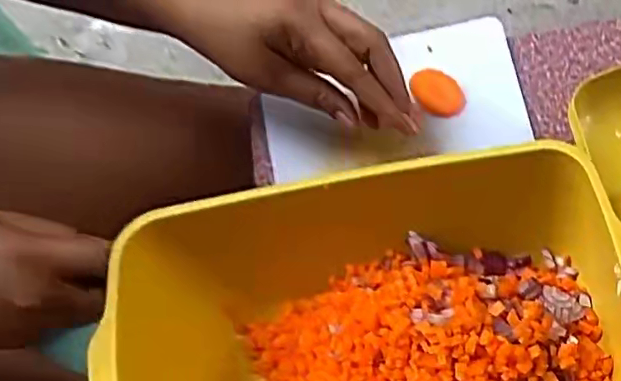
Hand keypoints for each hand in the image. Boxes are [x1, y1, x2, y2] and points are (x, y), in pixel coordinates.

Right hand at [0, 205, 107, 350]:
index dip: (111, 251)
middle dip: (102, 279)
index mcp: (30, 258)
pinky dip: (59, 310)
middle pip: (106, 292)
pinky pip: (62, 323)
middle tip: (85, 264)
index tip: (114, 246)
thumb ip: (42, 230)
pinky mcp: (31, 343)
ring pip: (89, 312)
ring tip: (53, 277)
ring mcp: (39, 325)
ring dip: (84, 296)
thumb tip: (86, 243)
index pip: (101, 257)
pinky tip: (25, 295)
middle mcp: (43, 297)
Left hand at [145, 0, 417, 133]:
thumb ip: (315, 94)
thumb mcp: (265, 73)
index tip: (405, 128)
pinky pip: (352, 33)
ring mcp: (315, 0)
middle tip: (407, 119)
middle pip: (375, 45)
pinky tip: (366, 89)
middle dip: (395, 85)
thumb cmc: (213, 25)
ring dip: (383, 75)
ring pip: (367, 37)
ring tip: (387, 112)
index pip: (357, 71)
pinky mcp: (312, 4)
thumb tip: (352, 117)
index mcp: (302, 21)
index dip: (384, 104)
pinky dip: (366, 63)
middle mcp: (315, 3)